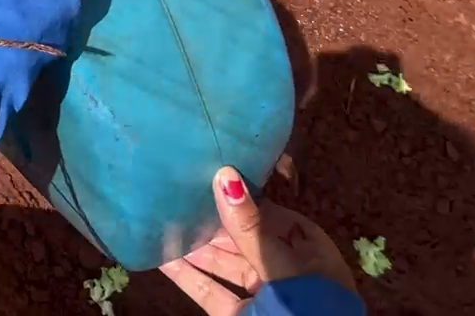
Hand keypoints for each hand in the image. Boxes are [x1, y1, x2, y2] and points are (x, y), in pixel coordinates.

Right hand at [160, 167, 355, 313]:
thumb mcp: (281, 269)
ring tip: (163, 221)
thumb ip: (249, 227)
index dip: (244, 198)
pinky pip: (213, 292)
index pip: (275, 216)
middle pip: (246, 239)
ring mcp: (265, 299)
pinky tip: (162, 258)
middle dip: (213, 221)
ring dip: (196, 247)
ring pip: (226, 264)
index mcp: (311, 258)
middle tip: (177, 194)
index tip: (210, 177)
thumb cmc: (306, 311)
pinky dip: (188, 276)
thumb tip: (224, 173)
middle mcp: (288, 275)